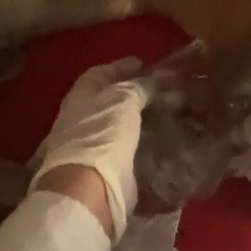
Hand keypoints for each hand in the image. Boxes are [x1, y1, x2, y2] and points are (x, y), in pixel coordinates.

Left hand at [30, 56, 149, 240]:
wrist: (90, 186)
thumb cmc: (102, 133)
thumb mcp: (123, 99)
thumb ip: (138, 87)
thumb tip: (151, 83)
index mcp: (81, 96)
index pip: (100, 73)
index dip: (121, 66)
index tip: (144, 63)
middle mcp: (83, 117)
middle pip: (111, 97)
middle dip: (135, 90)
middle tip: (163, 87)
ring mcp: (93, 142)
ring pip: (121, 119)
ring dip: (142, 113)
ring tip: (169, 108)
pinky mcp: (106, 163)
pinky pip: (128, 140)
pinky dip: (144, 134)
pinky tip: (161, 132)